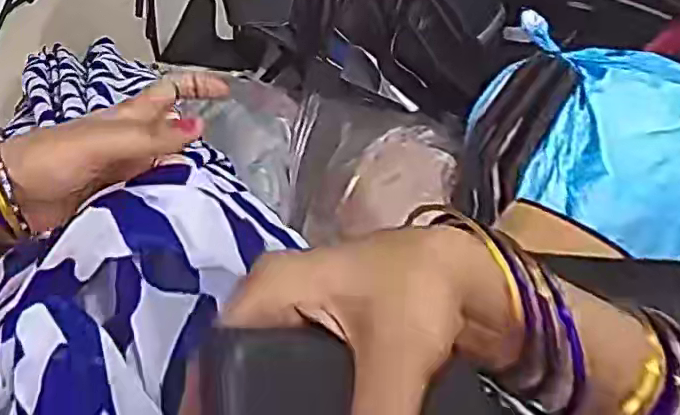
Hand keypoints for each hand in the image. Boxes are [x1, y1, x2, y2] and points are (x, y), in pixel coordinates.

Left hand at [0, 71, 227, 230]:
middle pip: (170, 128)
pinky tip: (177, 209)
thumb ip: (149, 138)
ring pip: (162, 162)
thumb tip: (196, 128)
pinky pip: (147, 193)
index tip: (226, 88)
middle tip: (225, 145)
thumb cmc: (51, 156)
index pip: (169, 91)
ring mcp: (119, 168)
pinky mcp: (111, 197)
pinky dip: (164, 197)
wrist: (13, 195)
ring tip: (210, 184)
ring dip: (183, 169)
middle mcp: (127, 139)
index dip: (196, 85)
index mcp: (126, 115)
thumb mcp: (104, 140)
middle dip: (195, 130)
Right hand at [220, 226, 522, 414]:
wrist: (469, 277)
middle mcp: (275, 299)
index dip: (210, 394)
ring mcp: (298, 320)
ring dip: (265, 404)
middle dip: (236, 401)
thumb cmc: (418, 290)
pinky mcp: (325, 345)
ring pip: (263, 374)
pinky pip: (291, 383)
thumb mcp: (394, 359)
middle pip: (237, 364)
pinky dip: (290, 404)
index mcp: (272, 284)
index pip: (219, 347)